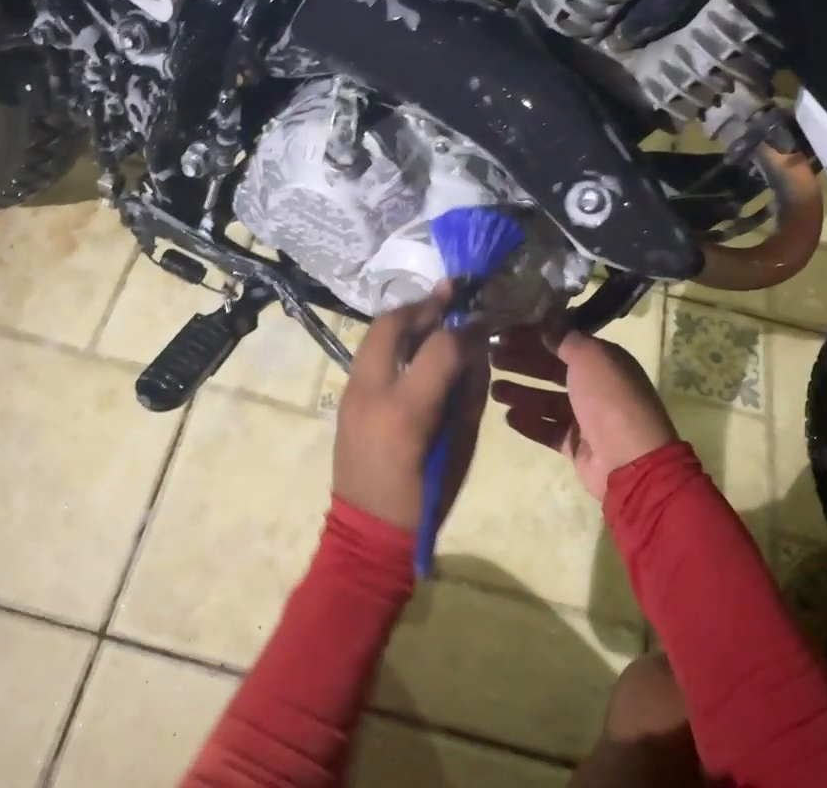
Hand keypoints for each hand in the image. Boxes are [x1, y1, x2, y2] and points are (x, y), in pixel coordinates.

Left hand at [334, 286, 490, 530]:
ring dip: (406, 319)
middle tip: (451, 294)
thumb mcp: (460, 449)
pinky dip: (393, 341)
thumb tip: (475, 350)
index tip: (482, 320)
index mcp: (405, 410)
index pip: (440, 346)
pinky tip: (414, 346)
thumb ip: (468, 395)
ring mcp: (350, 392)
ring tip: (434, 314)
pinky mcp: (343, 398)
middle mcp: (370, 391)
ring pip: (374, 335)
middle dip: (424, 305)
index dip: (466, 329)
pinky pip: (368, 355)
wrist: (367, 530)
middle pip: (392, 324)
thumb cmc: (425, 498)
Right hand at [490, 327, 677, 500]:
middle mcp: (595, 386)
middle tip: (490, 359)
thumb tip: (546, 321)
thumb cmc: (609, 400)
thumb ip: (565, 339)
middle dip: (521, 363)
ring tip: (494, 390)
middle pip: (551, 370)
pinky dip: (529, 422)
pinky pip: (547, 428)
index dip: (532, 337)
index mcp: (603, 361)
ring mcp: (585, 417)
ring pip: (546, 400)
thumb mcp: (590, 358)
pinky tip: (508, 416)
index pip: (562, 342)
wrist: (629, 460)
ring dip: (520, 393)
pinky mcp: (575, 444)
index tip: (502, 335)